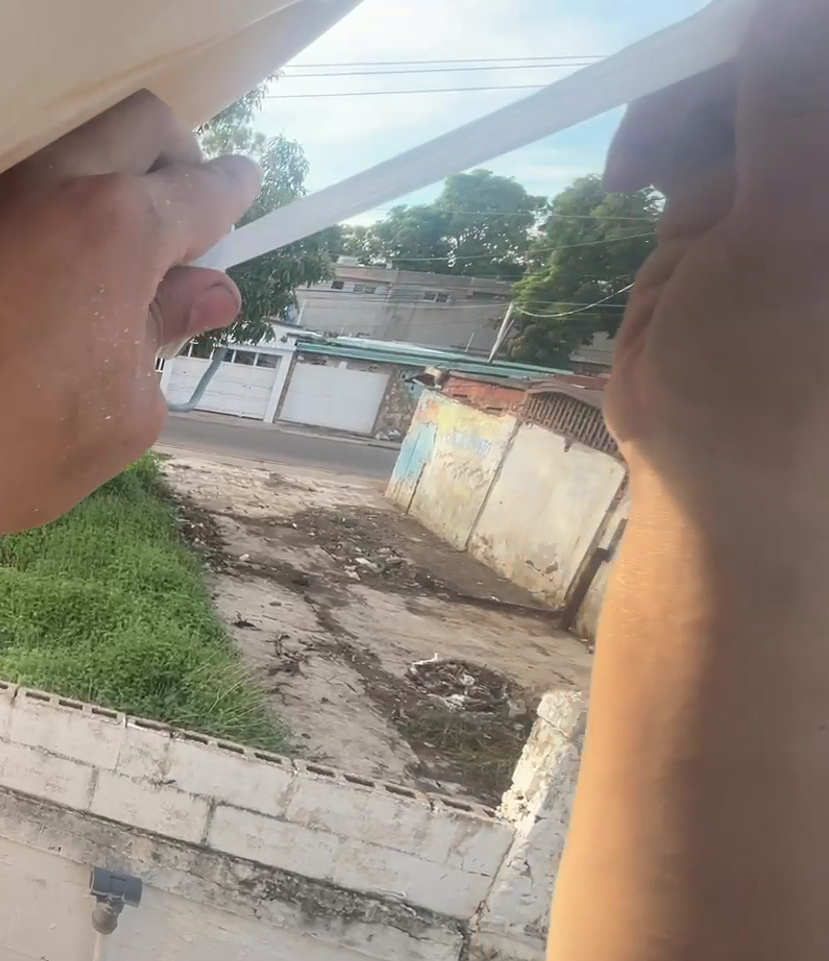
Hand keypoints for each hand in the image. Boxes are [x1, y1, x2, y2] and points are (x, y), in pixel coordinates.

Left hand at [0, 91, 259, 566]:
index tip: (233, 210)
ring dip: (91, 178)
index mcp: (115, 230)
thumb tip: (206, 292)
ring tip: (86, 254)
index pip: (203, 190)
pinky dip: (19, 214)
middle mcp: (41, 188)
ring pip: (54, 148)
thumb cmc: (4, 457)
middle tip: (166, 220)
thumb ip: (164, 339)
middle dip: (171, 160)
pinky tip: (6, 276)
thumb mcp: (120, 418)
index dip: (231, 202)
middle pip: (136, 125)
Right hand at [602, 0, 828, 532]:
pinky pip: (699, 142)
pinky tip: (633, 183)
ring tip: (628, 177)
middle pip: (777, 65)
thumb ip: (795, 110)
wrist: (716, 441)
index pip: (814, 48)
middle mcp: (827, 162)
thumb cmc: (768, 356)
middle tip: (642, 147)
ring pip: (732, 97)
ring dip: (670, 120)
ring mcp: (792, 178)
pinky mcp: (735, 204)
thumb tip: (769, 14)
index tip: (694, 67)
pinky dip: (657, 149)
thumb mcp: (782, 229)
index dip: (757, 46)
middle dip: (704, 84)